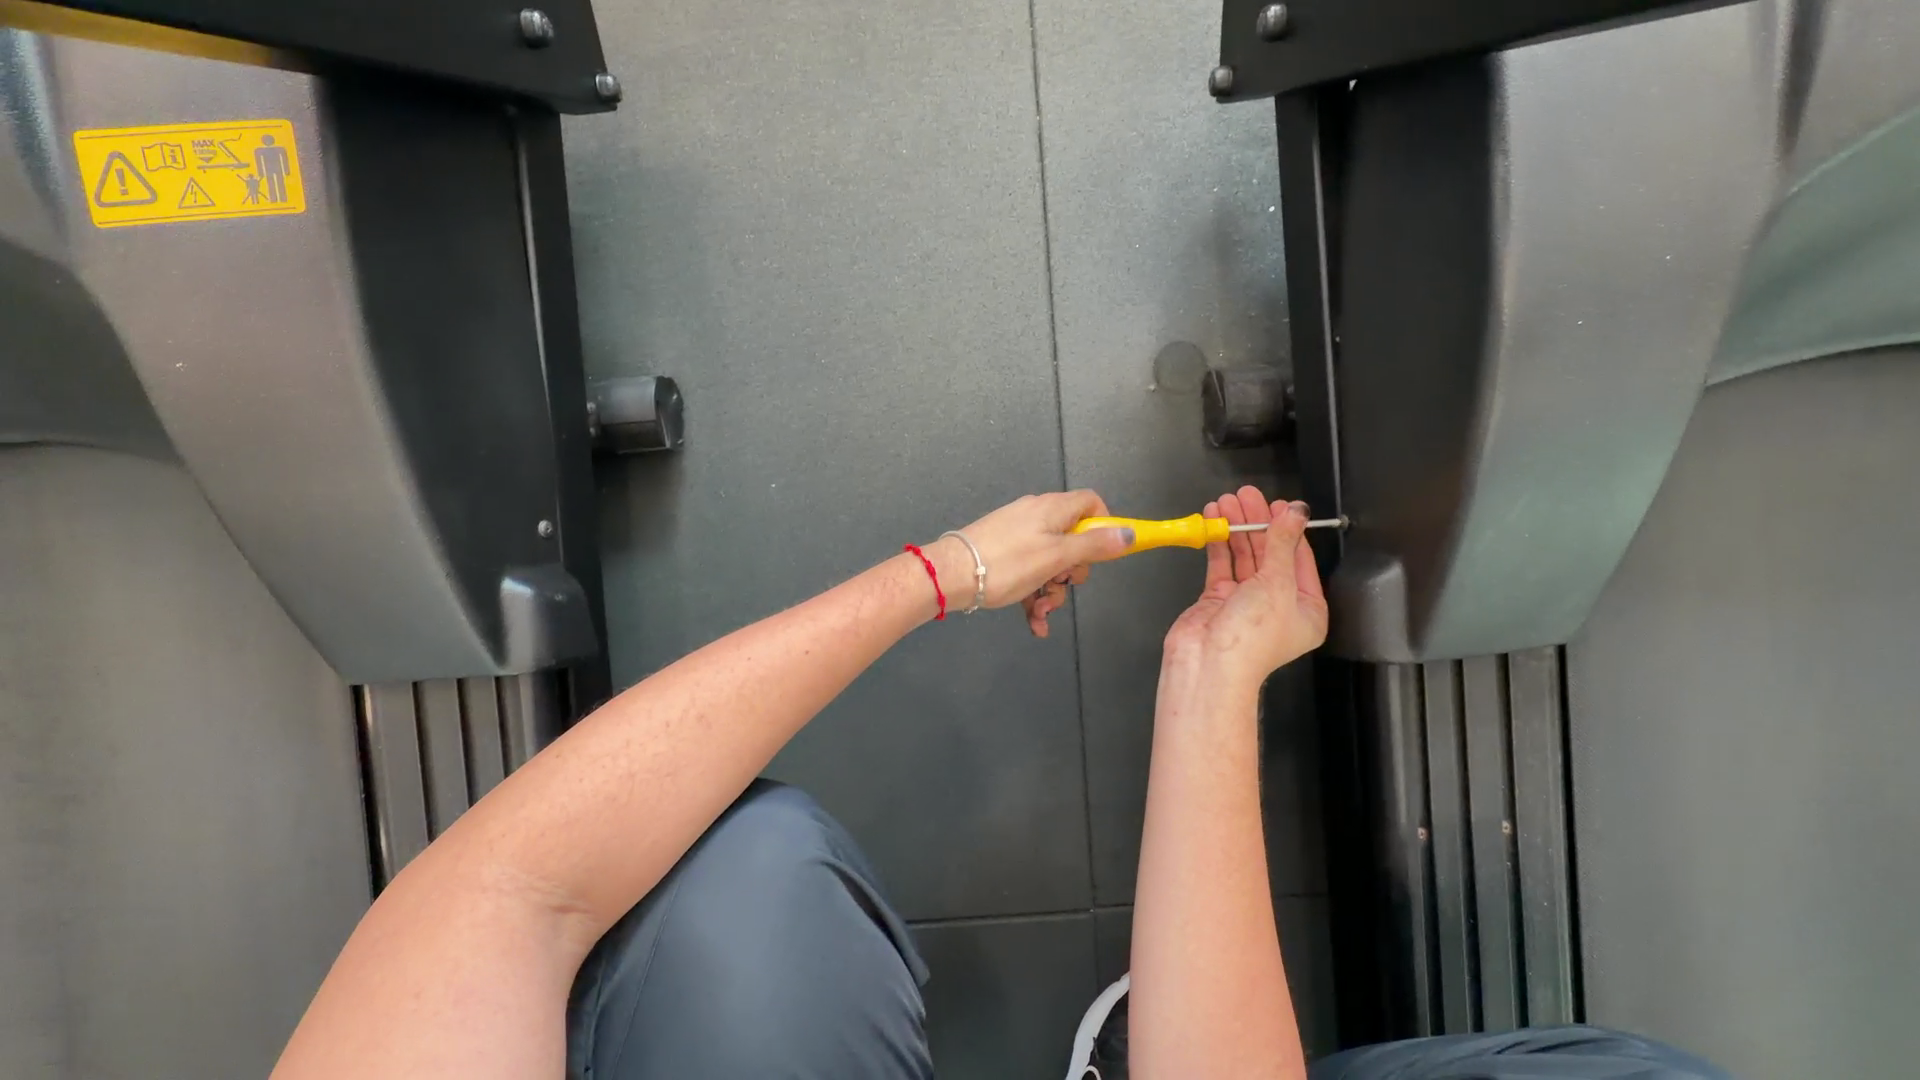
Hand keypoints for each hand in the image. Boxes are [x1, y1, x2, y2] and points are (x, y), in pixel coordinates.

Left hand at [926, 491, 1132, 636]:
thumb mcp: (1057, 557)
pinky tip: (1034, 622)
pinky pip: (1030, 573)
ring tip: (1041, 611)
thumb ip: (1094, 546)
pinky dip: (1034, 595)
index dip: (1104, 525)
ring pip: (1051, 562)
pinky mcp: (1003, 554)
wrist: (950, 575)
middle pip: (1073, 539)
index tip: (1104, 554)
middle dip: (1073, 571)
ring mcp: (1018, 535)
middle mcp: (1036, 516)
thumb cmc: (1007, 563)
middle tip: (1062, 585)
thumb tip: (1130, 533)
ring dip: (1052, 591)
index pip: (1091, 502)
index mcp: (1053, 509)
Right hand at [1163, 486, 1327, 680]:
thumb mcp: (1278, 583)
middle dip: (1258, 523)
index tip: (1277, 503)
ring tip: (1226, 500)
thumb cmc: (1253, 633)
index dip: (1288, 528)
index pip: (1300, 558)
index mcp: (1306, 608)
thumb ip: (1283, 542)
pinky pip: (1222, 565)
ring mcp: (1245, 601)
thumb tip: (1296, 510)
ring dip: (1236, 528)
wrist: (1208, 664)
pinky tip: (1214, 520)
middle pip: (1270, 554)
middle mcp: (1278, 604)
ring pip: (1244, 556)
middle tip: (1246, 494)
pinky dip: (1218, 543)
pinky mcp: (1217, 598)